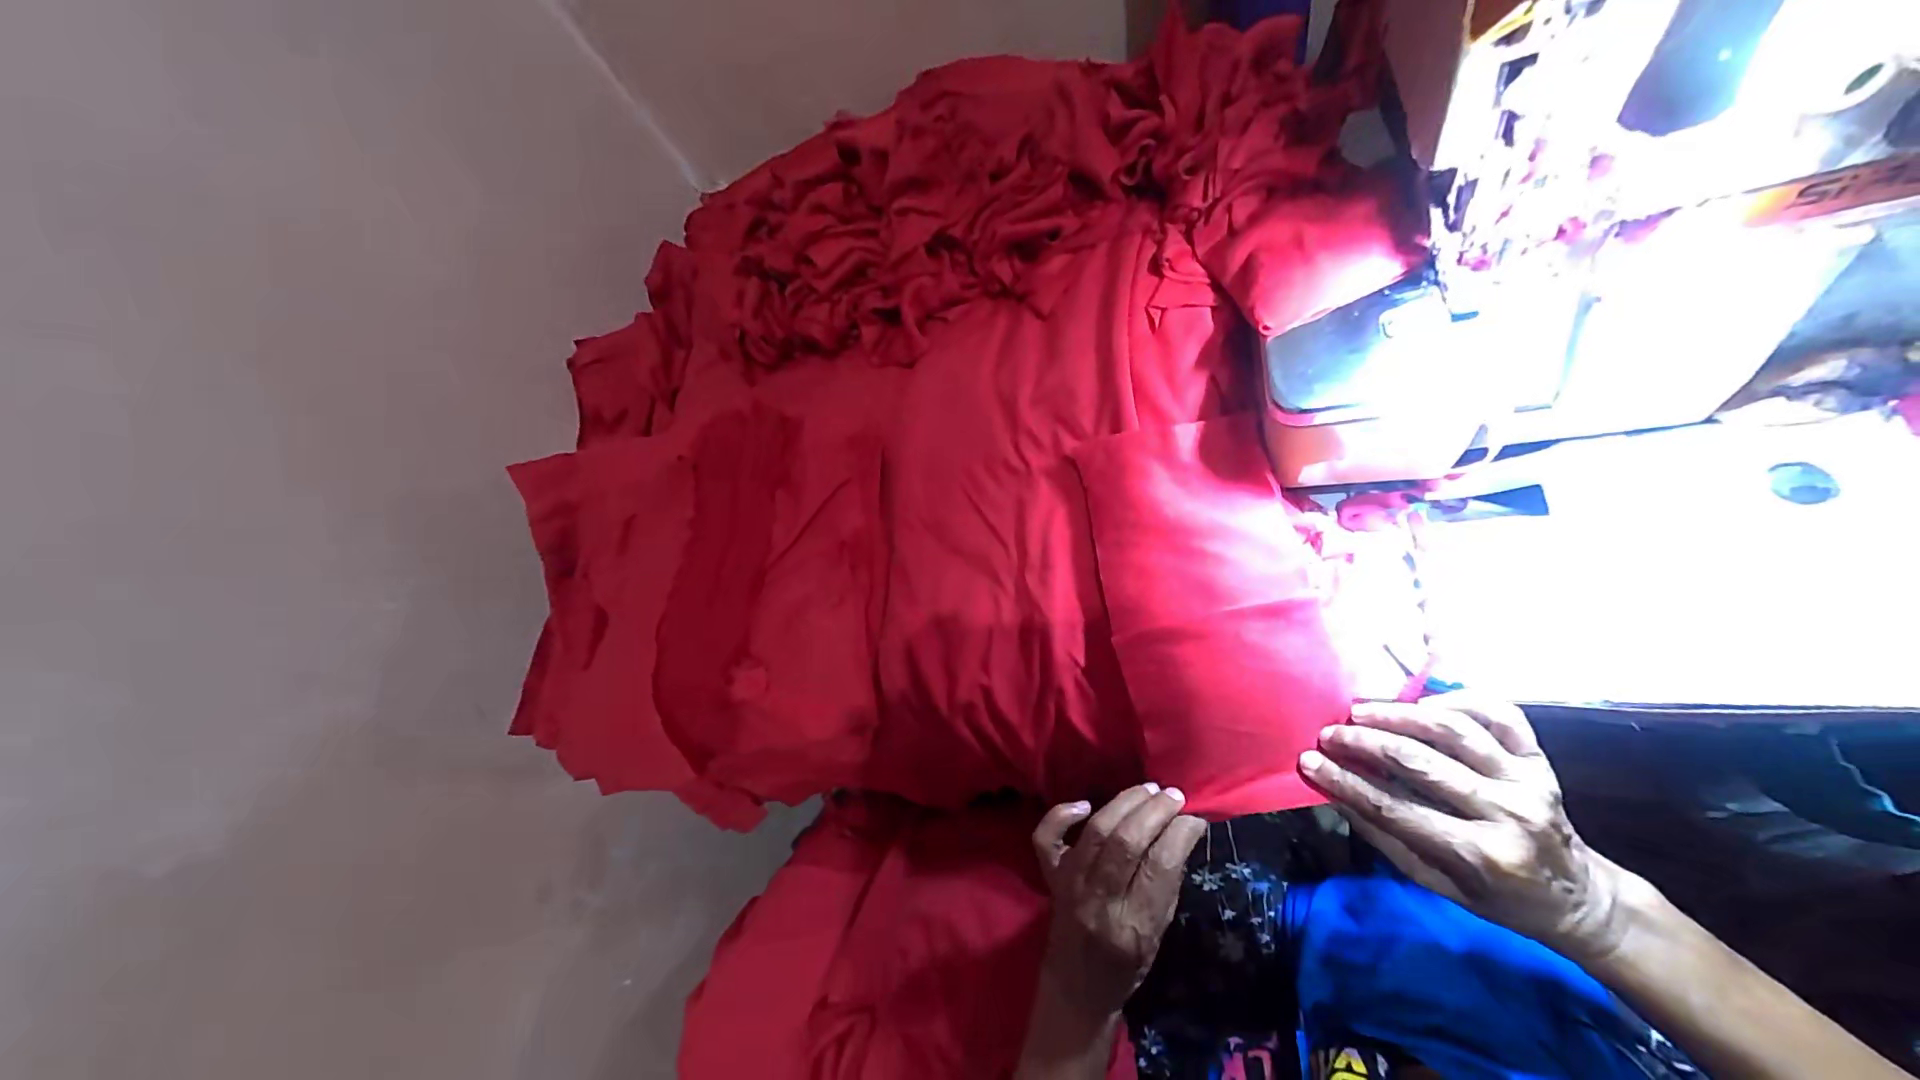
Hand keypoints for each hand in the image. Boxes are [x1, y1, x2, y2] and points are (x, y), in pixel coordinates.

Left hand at [1029, 784, 1207, 1024]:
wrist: (1075, 989)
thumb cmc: (1126, 966)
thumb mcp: (1158, 936)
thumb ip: (1167, 888)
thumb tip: (1183, 834)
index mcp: (1133, 926)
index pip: (1158, 868)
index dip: (1179, 836)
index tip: (1194, 819)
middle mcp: (1098, 902)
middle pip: (1125, 844)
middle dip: (1153, 813)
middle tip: (1173, 797)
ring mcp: (1069, 885)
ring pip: (1094, 833)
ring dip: (1123, 804)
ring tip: (1148, 790)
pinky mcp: (1050, 876)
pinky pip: (1046, 838)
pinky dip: (1062, 815)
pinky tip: (1085, 804)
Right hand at [1297, 695, 1635, 960]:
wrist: (1579, 898)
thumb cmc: (1495, 895)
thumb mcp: (1434, 881)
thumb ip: (1382, 835)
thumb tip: (1331, 790)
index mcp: (1480, 854)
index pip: (1393, 808)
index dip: (1343, 782)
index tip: (1307, 761)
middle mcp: (1508, 812)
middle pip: (1421, 762)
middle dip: (1364, 743)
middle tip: (1329, 733)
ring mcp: (1528, 781)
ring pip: (1454, 730)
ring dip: (1399, 714)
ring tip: (1360, 710)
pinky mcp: (1539, 759)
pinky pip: (1498, 714)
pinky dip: (1457, 699)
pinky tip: (1422, 702)